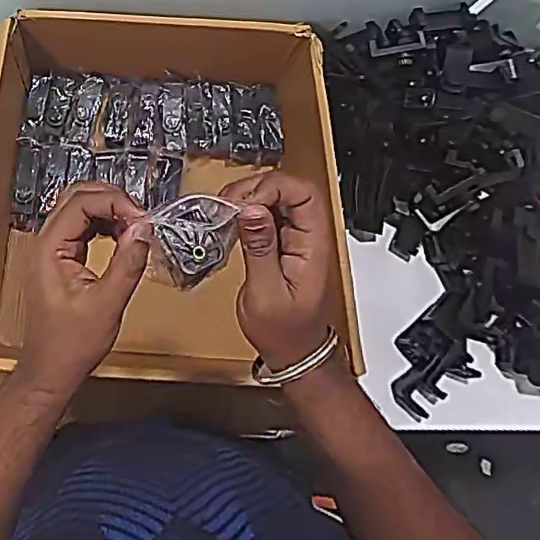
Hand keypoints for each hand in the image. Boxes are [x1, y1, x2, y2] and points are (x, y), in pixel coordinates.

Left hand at [13, 182, 151, 400]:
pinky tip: (123, 237)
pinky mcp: (61, 256)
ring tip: (135, 227)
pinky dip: (105, 224)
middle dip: (114, 200)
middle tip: (140, 218)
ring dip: (111, 211)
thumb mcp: (107, 304)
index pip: (82, 202)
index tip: (141, 218)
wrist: (50, 371)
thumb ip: (127, 263)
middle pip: (79, 197)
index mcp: (49, 248)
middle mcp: (46, 242)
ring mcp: (51, 248)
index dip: (115, 202)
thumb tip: (144, 229)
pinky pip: (84, 226)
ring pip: (82, 208)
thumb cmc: (70, 345)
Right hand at [221, 172, 338, 370]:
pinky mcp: (281, 239)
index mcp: (313, 244)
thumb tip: (250, 210)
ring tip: (226, 211)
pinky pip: (266, 210)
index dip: (273, 188)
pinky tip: (230, 220)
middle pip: (289, 187)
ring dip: (249, 196)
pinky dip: (246, 209)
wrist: (293, 351)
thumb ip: (259, 249)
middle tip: (229, 204)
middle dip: (256, 188)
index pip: (304, 193)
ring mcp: (295, 235)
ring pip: (276, 195)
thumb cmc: (284, 331)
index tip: (245, 203)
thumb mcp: (265, 294)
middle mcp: (308, 234)